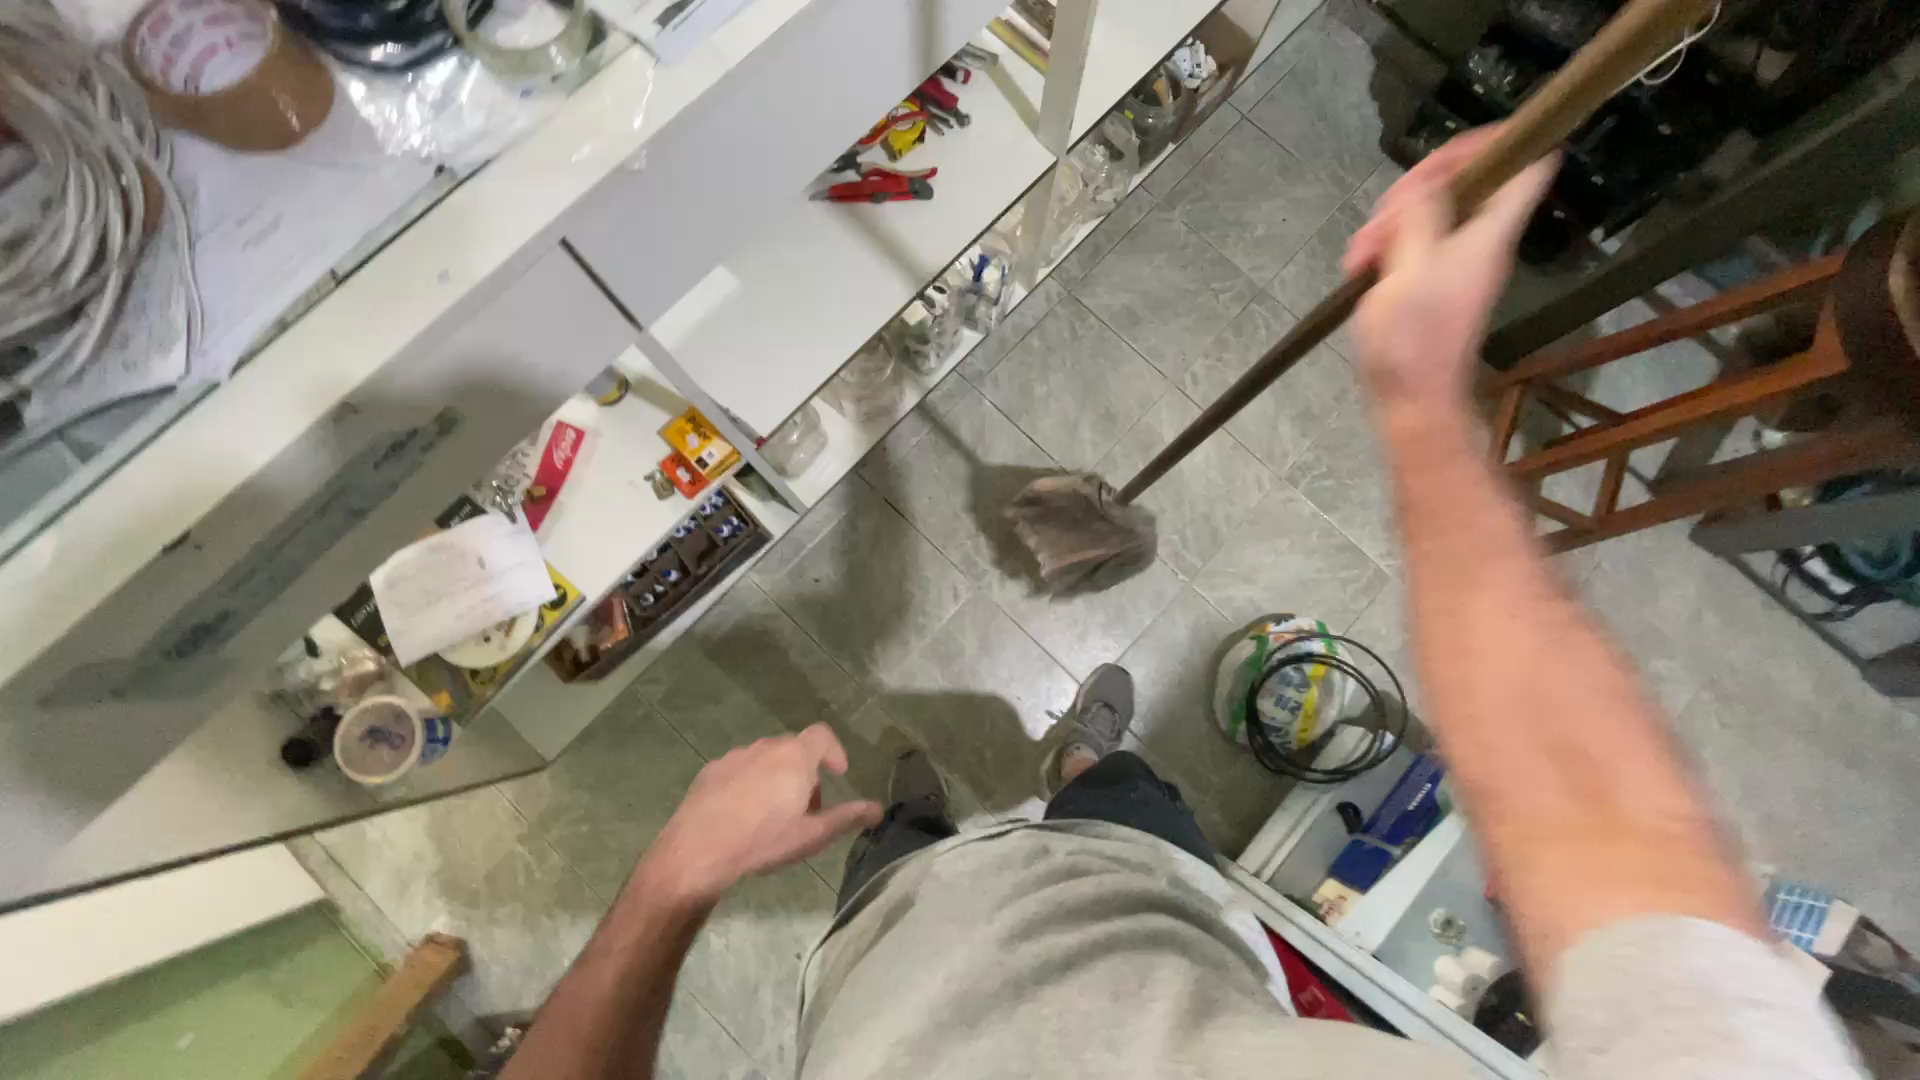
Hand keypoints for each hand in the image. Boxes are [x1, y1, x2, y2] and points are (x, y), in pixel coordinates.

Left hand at [638, 724, 881, 907]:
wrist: (697, 852)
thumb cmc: (762, 842)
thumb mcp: (811, 836)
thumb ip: (846, 818)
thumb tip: (878, 809)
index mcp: (795, 757)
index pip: (822, 735)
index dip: (834, 751)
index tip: (838, 773)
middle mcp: (766, 747)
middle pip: (795, 748)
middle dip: (806, 771)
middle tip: (807, 806)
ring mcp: (735, 756)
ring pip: (766, 758)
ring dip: (778, 776)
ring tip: (774, 813)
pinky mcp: (711, 770)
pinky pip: (741, 768)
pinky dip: (750, 782)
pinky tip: (743, 813)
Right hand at [1342, 127, 1557, 406]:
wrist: (1411, 398)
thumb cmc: (1412, 337)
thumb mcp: (1410, 267)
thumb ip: (1422, 215)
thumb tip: (1427, 182)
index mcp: (1489, 231)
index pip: (1527, 161)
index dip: (1496, 141)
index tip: (1443, 153)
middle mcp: (1479, 241)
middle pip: (1462, 184)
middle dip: (1412, 191)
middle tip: (1379, 220)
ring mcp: (1453, 264)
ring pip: (1428, 215)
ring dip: (1388, 225)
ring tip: (1359, 256)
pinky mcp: (1429, 283)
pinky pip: (1411, 245)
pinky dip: (1385, 248)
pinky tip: (1360, 269)